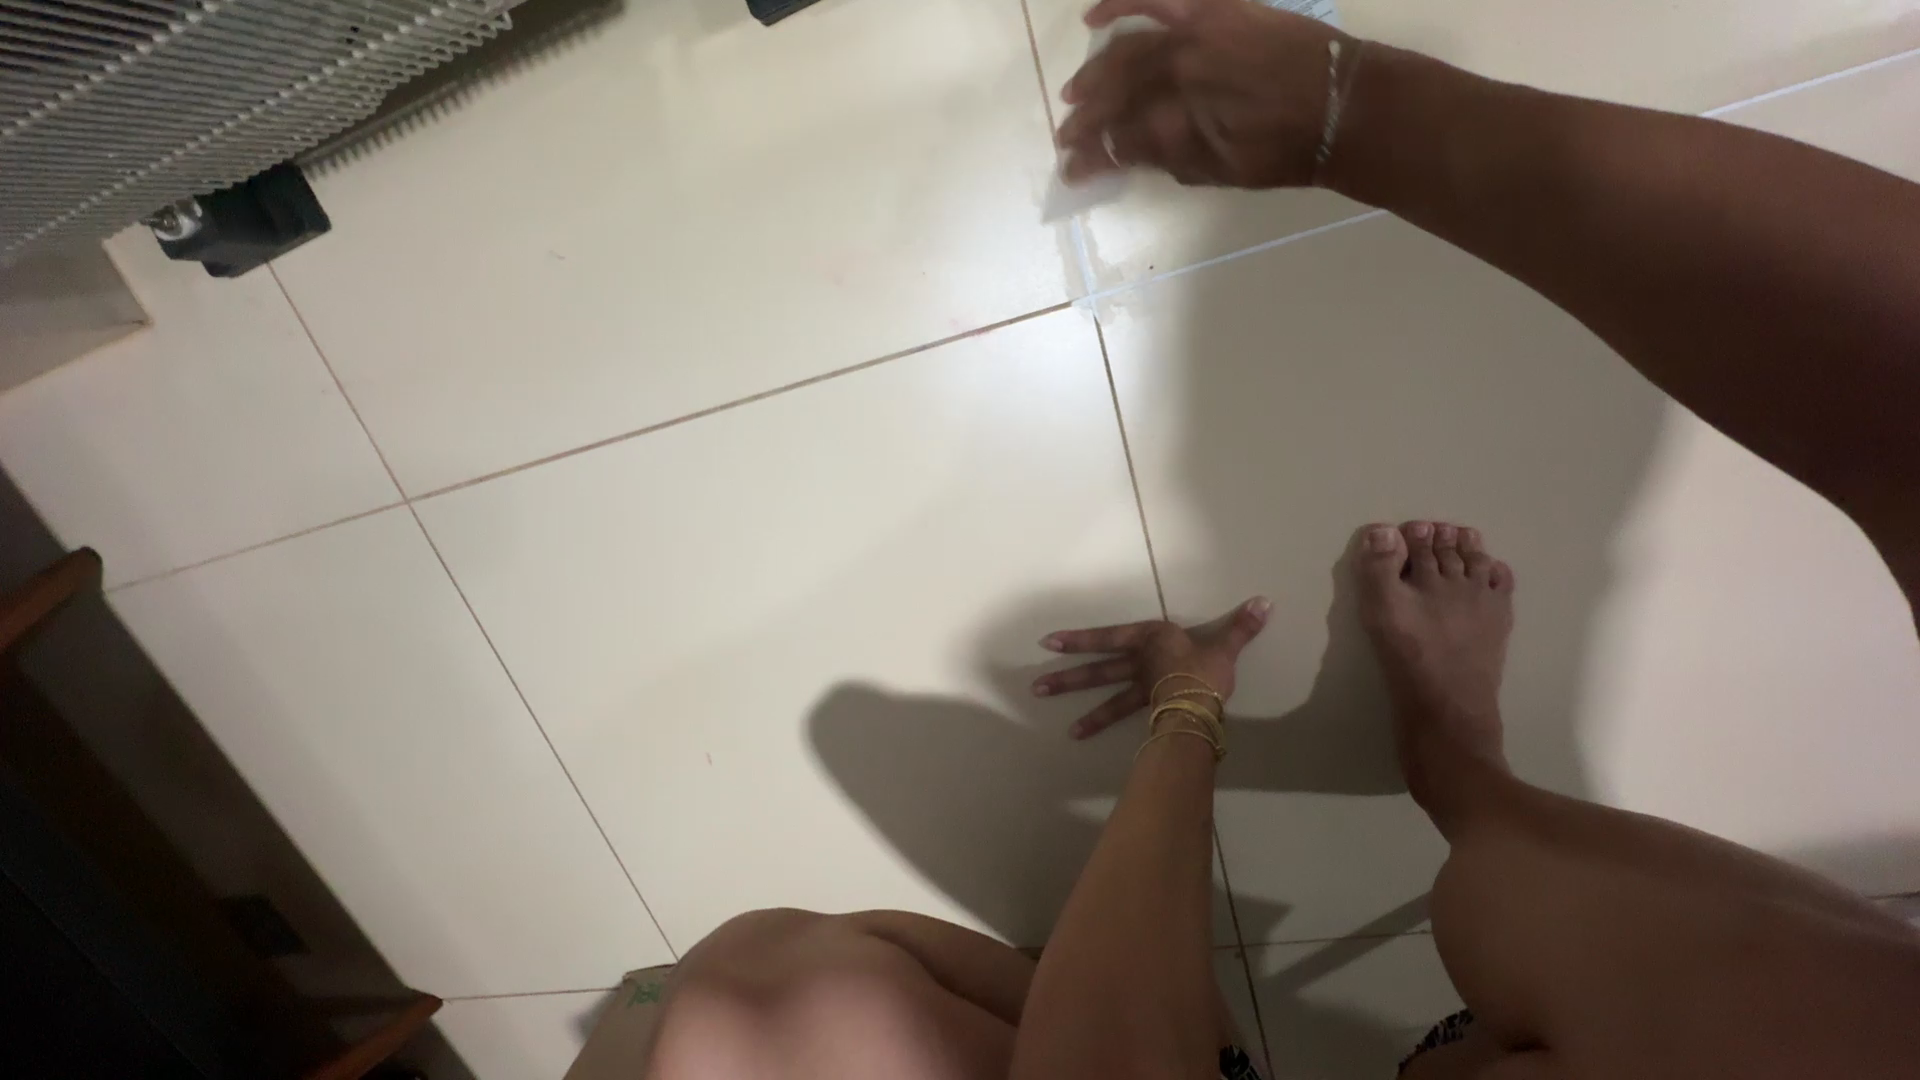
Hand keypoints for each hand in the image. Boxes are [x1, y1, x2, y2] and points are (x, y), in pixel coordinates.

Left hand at [1032, 597, 1271, 738]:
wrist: (1203, 700)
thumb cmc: (1207, 669)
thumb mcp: (1225, 645)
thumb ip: (1241, 626)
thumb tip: (1265, 602)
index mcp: (1151, 639)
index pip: (1107, 637)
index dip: (1078, 640)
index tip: (1049, 643)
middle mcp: (1138, 661)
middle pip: (1097, 669)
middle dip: (1066, 676)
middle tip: (1036, 685)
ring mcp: (1139, 687)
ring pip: (1103, 695)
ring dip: (1079, 705)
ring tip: (1054, 717)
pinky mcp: (1146, 708)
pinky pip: (1119, 716)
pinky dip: (1099, 724)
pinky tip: (1077, 734)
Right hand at [1055, 0, 1349, 187]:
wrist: (1340, 105)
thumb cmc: (1278, 152)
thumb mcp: (1215, 171)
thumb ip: (1164, 159)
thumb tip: (1121, 153)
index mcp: (1178, 124)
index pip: (1116, 141)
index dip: (1090, 158)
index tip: (1070, 172)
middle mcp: (1178, 75)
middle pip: (1114, 98)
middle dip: (1085, 122)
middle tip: (1064, 139)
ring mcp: (1195, 35)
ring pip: (1126, 52)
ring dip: (1093, 75)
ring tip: (1072, 93)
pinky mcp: (1214, 8)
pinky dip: (1123, 3)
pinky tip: (1095, 14)